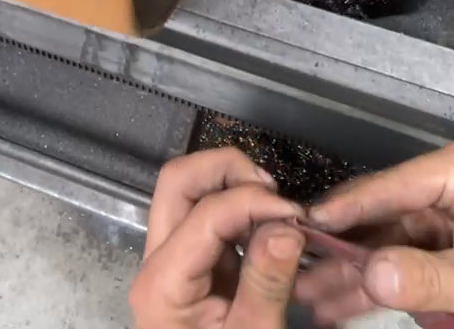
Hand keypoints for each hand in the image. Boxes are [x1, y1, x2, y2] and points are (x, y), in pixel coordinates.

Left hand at [130, 148, 306, 327]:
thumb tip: (287, 224)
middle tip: (272, 190)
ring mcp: (169, 262)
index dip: (253, 202)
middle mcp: (156, 262)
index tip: (297, 214)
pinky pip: (202, 215)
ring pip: (185, 191)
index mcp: (163, 283)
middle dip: (225, 170)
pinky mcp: (189, 268)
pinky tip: (265, 222)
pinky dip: (234, 206)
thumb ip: (267, 282)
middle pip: (178, 183)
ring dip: (229, 183)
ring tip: (272, 204)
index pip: (206, 213)